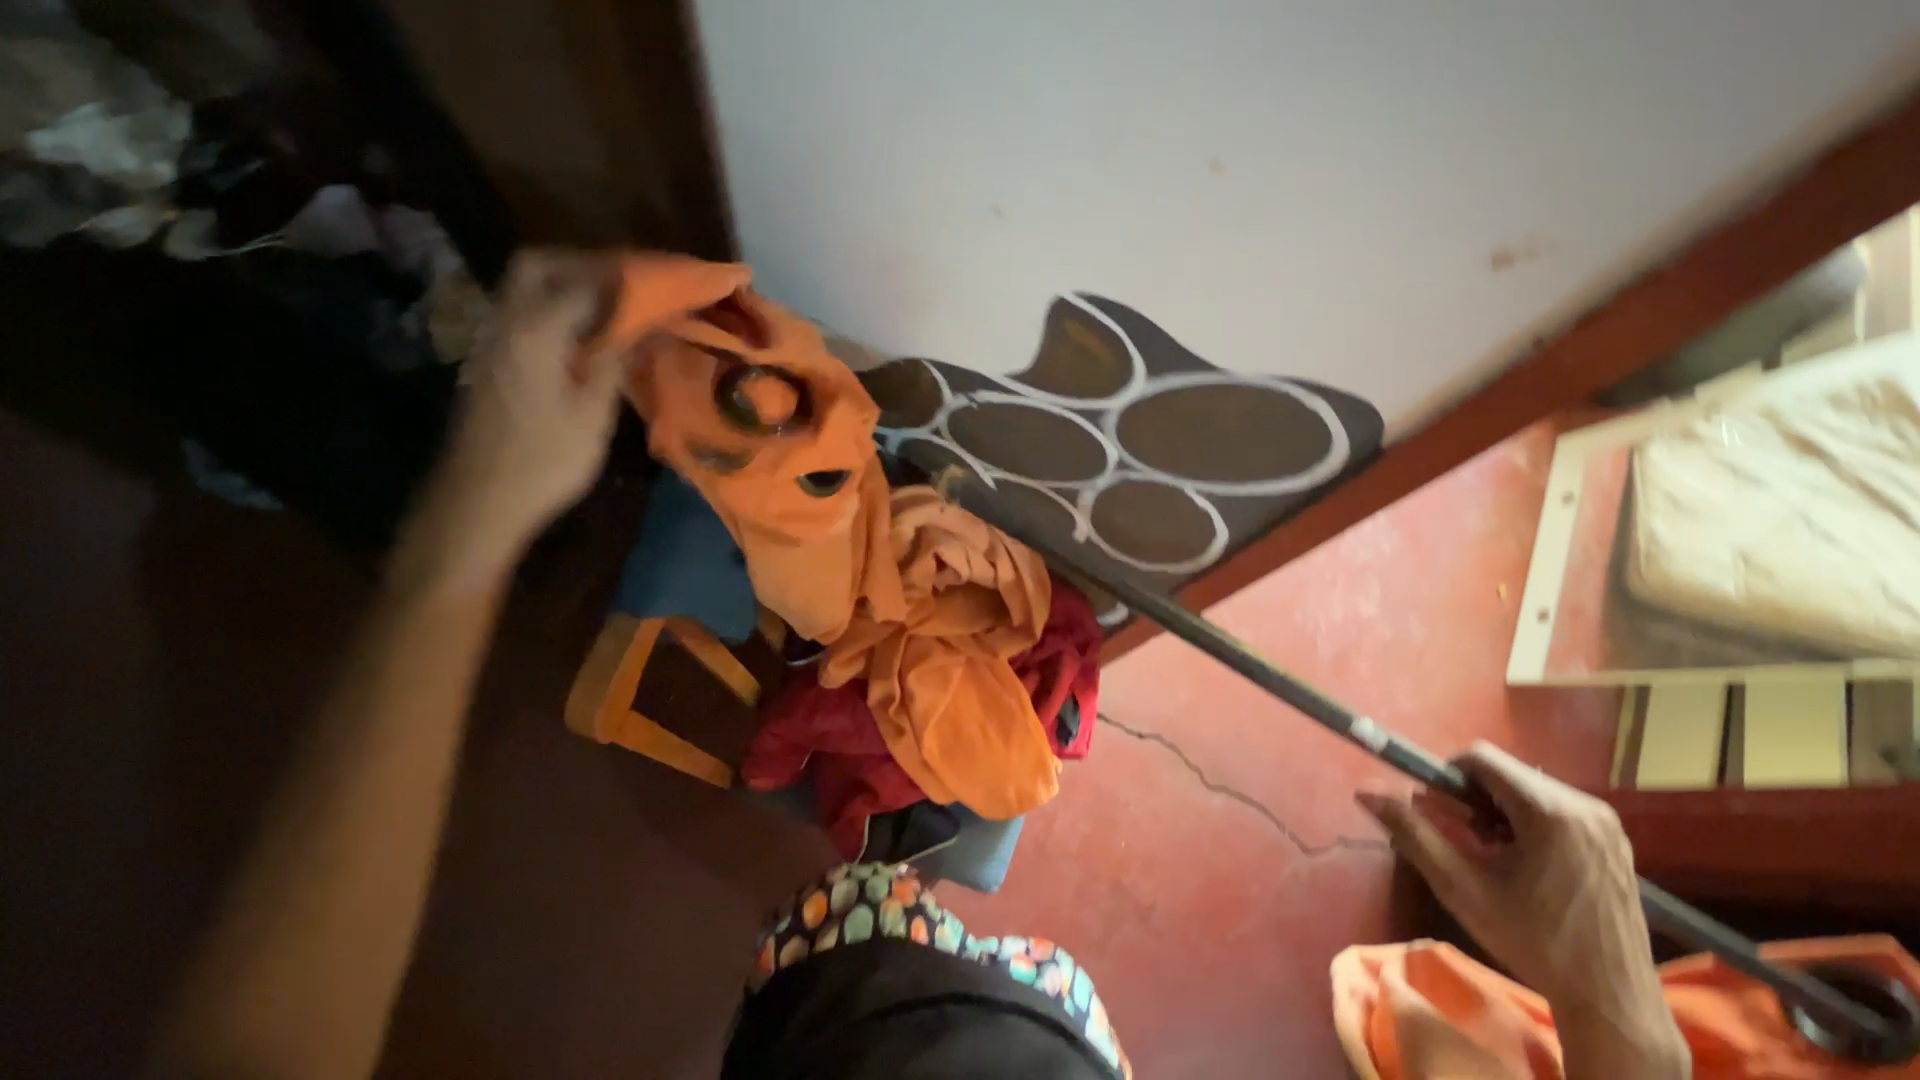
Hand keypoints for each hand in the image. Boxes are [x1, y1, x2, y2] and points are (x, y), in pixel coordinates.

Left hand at [420, 249, 736, 570]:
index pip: (584, 282)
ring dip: (566, 285)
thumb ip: (614, 361)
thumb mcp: (593, 414)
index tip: (658, 278)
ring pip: (524, 289)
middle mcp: (507, 323)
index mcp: (536, 331)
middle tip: (624, 283)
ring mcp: (492, 341)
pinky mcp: (489, 362)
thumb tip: (641, 328)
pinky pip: (521, 314)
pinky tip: (580, 336)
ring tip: (611, 307)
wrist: (479, 501)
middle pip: (537, 266)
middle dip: (582, 264)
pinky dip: (552, 309)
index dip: (623, 277)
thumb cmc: (544, 461)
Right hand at [1356, 742, 1653, 1009]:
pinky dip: (1528, 821)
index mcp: (1550, 811)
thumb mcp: (1460, 886)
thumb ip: (1411, 832)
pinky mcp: (1615, 839)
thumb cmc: (1530, 939)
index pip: (1481, 758)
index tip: (1437, 813)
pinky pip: (1557, 807)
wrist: (1609, 997)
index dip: (1447, 776)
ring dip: (1499, 809)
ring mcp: (1606, 822)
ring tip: (1495, 856)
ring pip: (1530, 788)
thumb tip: (1365, 790)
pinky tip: (1526, 864)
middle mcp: (1584, 804)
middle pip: (1506, 772)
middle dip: (1474, 797)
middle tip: (1464, 841)